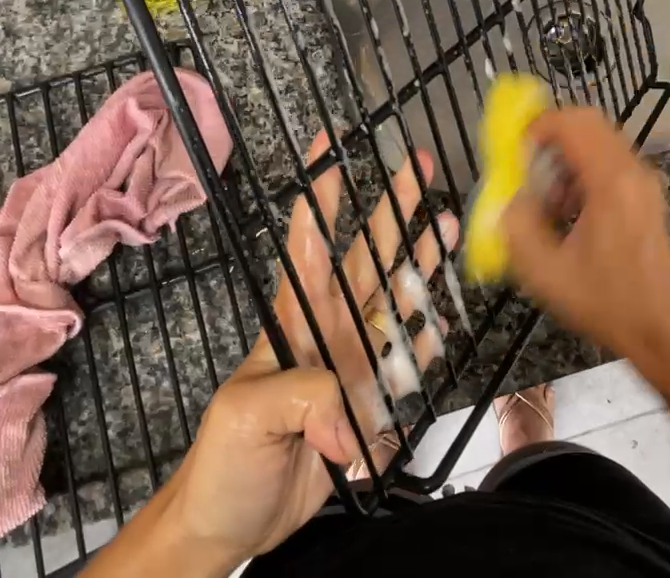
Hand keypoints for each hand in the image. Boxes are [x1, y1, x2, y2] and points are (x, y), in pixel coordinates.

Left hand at [87, 135, 458, 574]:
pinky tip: (445, 313)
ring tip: (447, 223)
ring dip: (420, 258)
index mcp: (295, 318)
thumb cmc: (223, 461)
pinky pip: (408, 356)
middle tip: (419, 168)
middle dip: (392, 208)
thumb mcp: (249, 415)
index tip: (331, 148)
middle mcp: (329, 328)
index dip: (321, 194)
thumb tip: (354, 419)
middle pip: (367, 255)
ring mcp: (352, 360)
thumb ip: (305, 397)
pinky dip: (429, 333)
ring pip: (394, 296)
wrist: (234, 521)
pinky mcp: (369, 397)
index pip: (309, 241)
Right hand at [502, 108, 669, 360]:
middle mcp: (632, 171)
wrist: (660, 331)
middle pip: (587, 123)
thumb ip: (517, 227)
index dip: (536, 129)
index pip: (571, 123)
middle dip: (550, 140)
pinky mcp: (647, 195)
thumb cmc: (605, 303)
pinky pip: (610, 162)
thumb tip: (509, 198)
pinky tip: (569, 213)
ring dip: (565, 159)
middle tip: (527, 171)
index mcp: (610, 182)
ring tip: (548, 202)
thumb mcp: (545, 273)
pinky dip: (583, 172)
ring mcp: (644, 181)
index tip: (514, 156)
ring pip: (598, 141)